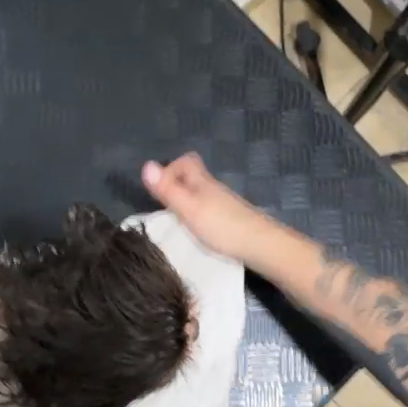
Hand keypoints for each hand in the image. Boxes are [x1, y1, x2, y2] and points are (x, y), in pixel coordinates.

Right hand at [141, 154, 279, 263]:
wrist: (260, 245)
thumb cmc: (222, 226)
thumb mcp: (189, 209)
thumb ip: (168, 190)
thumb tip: (146, 165)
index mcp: (203, 182)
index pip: (186, 161)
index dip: (171, 169)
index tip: (160, 191)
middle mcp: (214, 188)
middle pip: (194, 177)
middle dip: (177, 187)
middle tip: (167, 209)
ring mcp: (226, 204)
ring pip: (202, 194)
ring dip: (188, 203)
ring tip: (180, 222)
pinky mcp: (233, 219)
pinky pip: (211, 209)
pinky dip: (199, 215)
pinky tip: (199, 231)